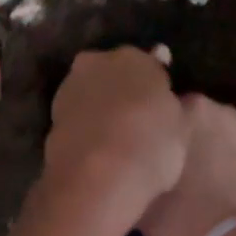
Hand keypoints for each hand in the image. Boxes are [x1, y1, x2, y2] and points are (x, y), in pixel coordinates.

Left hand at [41, 48, 186, 213]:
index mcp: (134, 57)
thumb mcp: (182, 130)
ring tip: (115, 137)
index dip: (156, 85)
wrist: (96, 178)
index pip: (150, 64)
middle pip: (116, 71)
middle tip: (137, 119)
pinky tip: (96, 147)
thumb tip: (181, 96)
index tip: (161, 105)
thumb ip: (180, 105)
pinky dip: (86, 124)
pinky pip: (78, 114)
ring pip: (93, 90)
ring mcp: (72, 86)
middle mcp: (99, 61)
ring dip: (102, 104)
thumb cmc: (150, 147)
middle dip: (124, 87)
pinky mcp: (53, 114)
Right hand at [138, 95, 235, 235]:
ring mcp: (235, 125)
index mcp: (184, 106)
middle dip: (175, 126)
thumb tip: (124, 144)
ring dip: (196, 135)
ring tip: (184, 162)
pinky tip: (205, 170)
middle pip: (184, 110)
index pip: (159, 102)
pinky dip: (215, 148)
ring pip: (205, 123)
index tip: (141, 136)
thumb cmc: (174, 214)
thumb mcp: (139, 182)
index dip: (150, 120)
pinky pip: (224, 138)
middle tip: (161, 149)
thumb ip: (133, 152)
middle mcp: (211, 106)